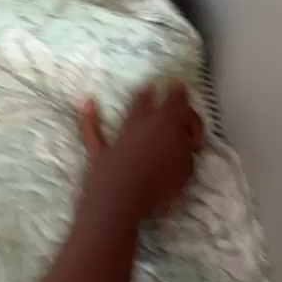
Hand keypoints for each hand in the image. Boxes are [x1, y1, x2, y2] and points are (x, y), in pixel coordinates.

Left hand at [75, 80, 204, 226]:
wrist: (122, 197)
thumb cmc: (160, 185)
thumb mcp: (186, 170)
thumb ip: (186, 152)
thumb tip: (183, 144)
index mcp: (169, 125)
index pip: (186, 112)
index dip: (194, 121)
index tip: (196, 142)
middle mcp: (145, 123)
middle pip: (160, 103)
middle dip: (170, 94)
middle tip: (175, 84)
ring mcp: (122, 134)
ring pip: (133, 110)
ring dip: (140, 98)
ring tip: (144, 87)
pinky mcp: (102, 149)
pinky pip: (92, 130)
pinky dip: (88, 116)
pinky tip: (86, 102)